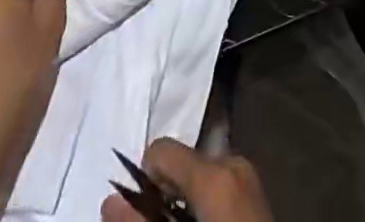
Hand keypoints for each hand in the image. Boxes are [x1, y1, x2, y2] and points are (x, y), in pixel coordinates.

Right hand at [100, 138, 273, 221]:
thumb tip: (109, 202)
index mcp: (214, 172)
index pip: (161, 150)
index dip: (145, 181)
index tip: (144, 214)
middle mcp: (233, 162)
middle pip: (180, 165)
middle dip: (164, 195)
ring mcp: (248, 177)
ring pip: (198, 179)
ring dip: (182, 204)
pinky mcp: (255, 194)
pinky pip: (217, 188)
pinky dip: (202, 207)